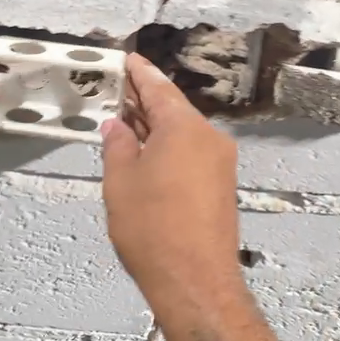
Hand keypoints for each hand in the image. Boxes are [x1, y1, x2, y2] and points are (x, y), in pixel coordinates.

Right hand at [100, 55, 243, 312]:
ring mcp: (220, 163)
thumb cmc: (151, 227)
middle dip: (146, 100)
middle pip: (174, 109)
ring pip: (184, 132)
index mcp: (184, 128)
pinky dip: (170, 146)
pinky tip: (148, 153)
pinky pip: (193, 153)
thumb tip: (117, 125)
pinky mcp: (222, 186)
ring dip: (157, 126)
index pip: (159, 88)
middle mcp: (209, 137)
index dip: (140, 73)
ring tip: (125, 121)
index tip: (128, 59)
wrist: (195, 282)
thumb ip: (118, 145)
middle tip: (117, 90)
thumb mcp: (121, 182)